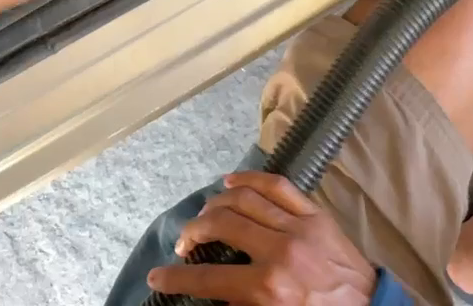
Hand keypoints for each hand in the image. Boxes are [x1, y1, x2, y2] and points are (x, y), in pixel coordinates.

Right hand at [146, 172, 378, 305]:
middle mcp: (279, 251)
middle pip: (222, 225)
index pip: (209, 279)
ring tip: (205, 214)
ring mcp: (298, 226)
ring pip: (245, 199)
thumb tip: (212, 294)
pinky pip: (277, 185)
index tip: (158, 274)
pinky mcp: (315, 213)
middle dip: (194, 231)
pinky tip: (231, 181)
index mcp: (269, 289)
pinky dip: (251, 178)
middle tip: (184, 243)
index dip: (177, 278)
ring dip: (217, 203)